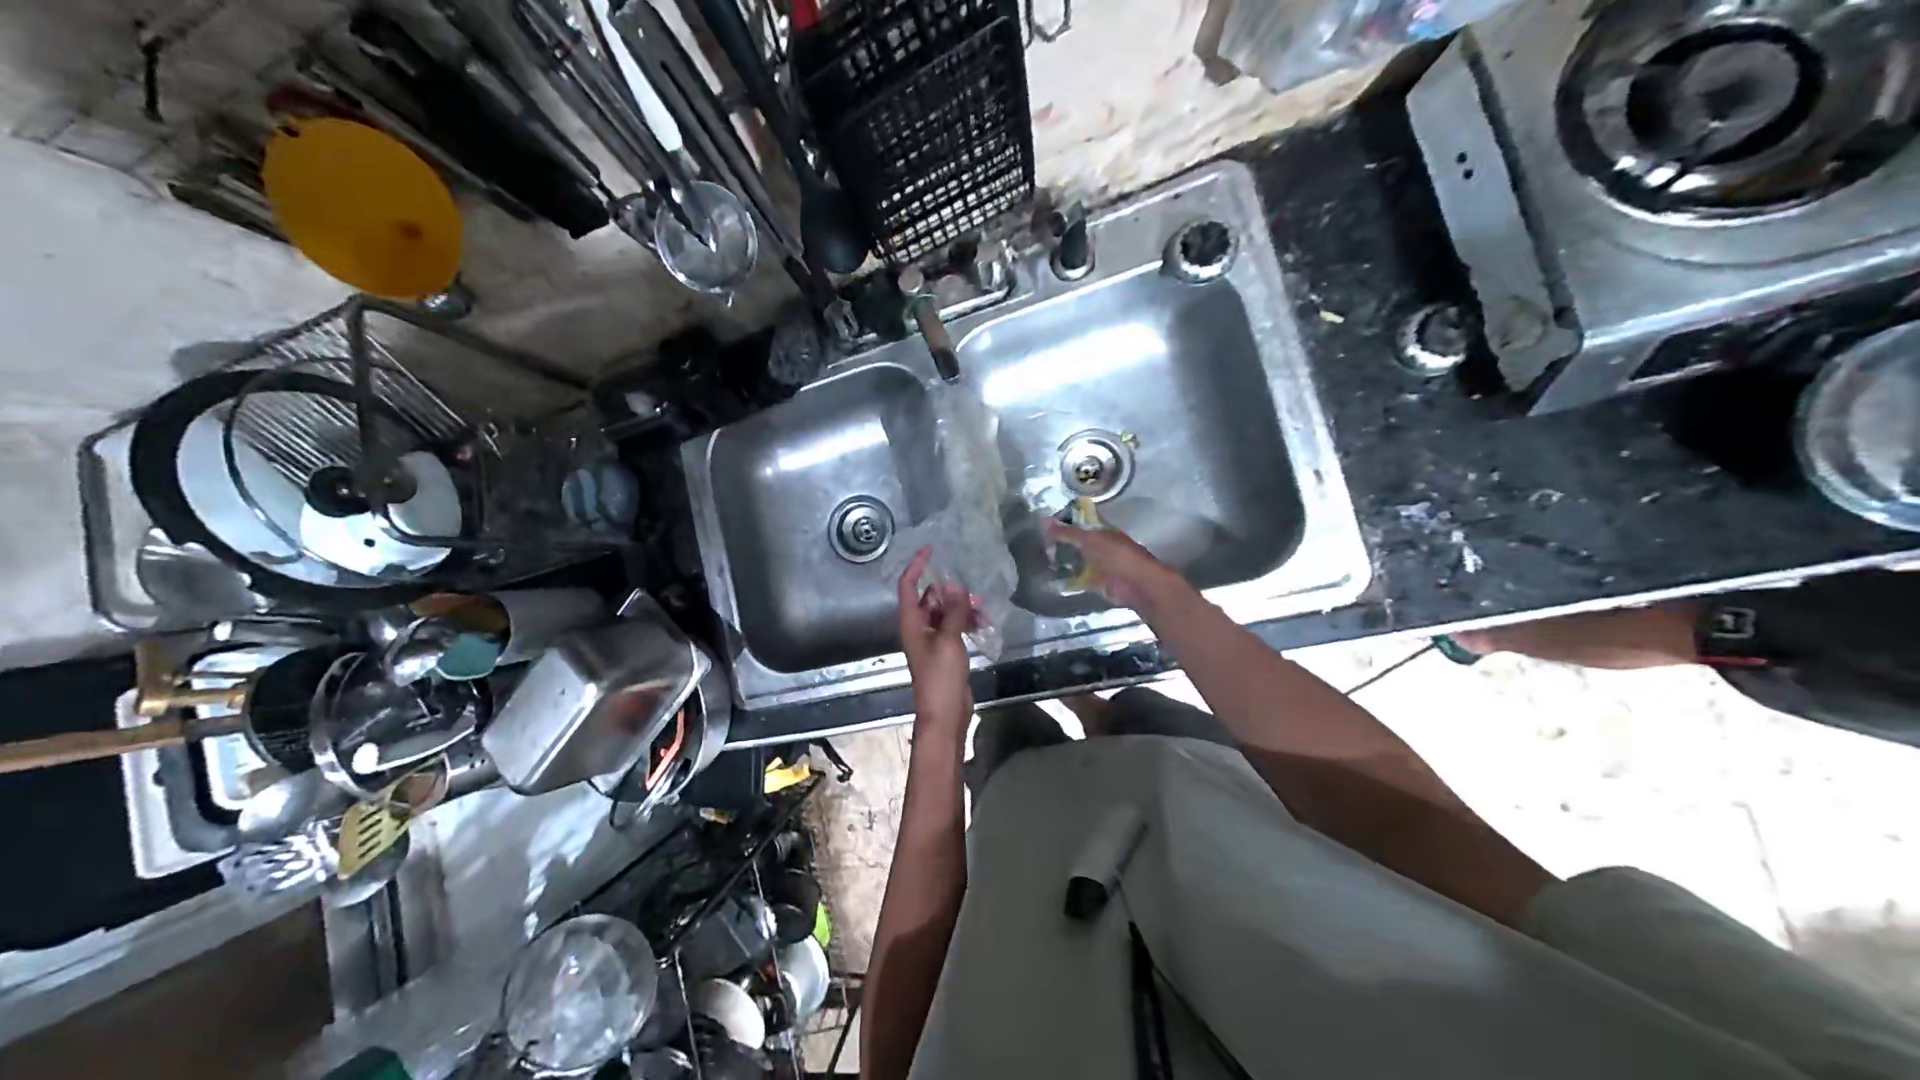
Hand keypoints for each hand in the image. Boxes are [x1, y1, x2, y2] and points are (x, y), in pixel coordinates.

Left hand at [897, 546, 975, 738]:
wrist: (945, 712)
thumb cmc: (941, 676)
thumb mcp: (948, 640)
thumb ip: (951, 611)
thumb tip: (953, 583)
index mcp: (911, 623)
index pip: (908, 585)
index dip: (916, 565)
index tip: (931, 549)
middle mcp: (918, 627)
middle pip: (929, 597)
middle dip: (949, 590)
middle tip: (969, 590)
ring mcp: (931, 639)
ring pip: (944, 612)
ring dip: (961, 607)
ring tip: (981, 610)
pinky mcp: (945, 650)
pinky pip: (953, 627)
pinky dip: (966, 622)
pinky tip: (983, 623)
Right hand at [1043, 519, 1190, 613]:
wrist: (1138, 585)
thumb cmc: (1117, 556)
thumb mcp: (1090, 540)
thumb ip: (1067, 533)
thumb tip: (1043, 521)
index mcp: (1102, 532)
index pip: (1079, 524)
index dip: (1063, 525)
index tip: (1042, 528)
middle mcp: (1101, 546)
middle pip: (1077, 543)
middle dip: (1060, 545)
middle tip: (1038, 546)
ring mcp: (1100, 565)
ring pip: (1077, 561)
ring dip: (1063, 562)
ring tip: (1041, 562)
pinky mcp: (1099, 583)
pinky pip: (1080, 579)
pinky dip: (1068, 579)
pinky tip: (1052, 579)